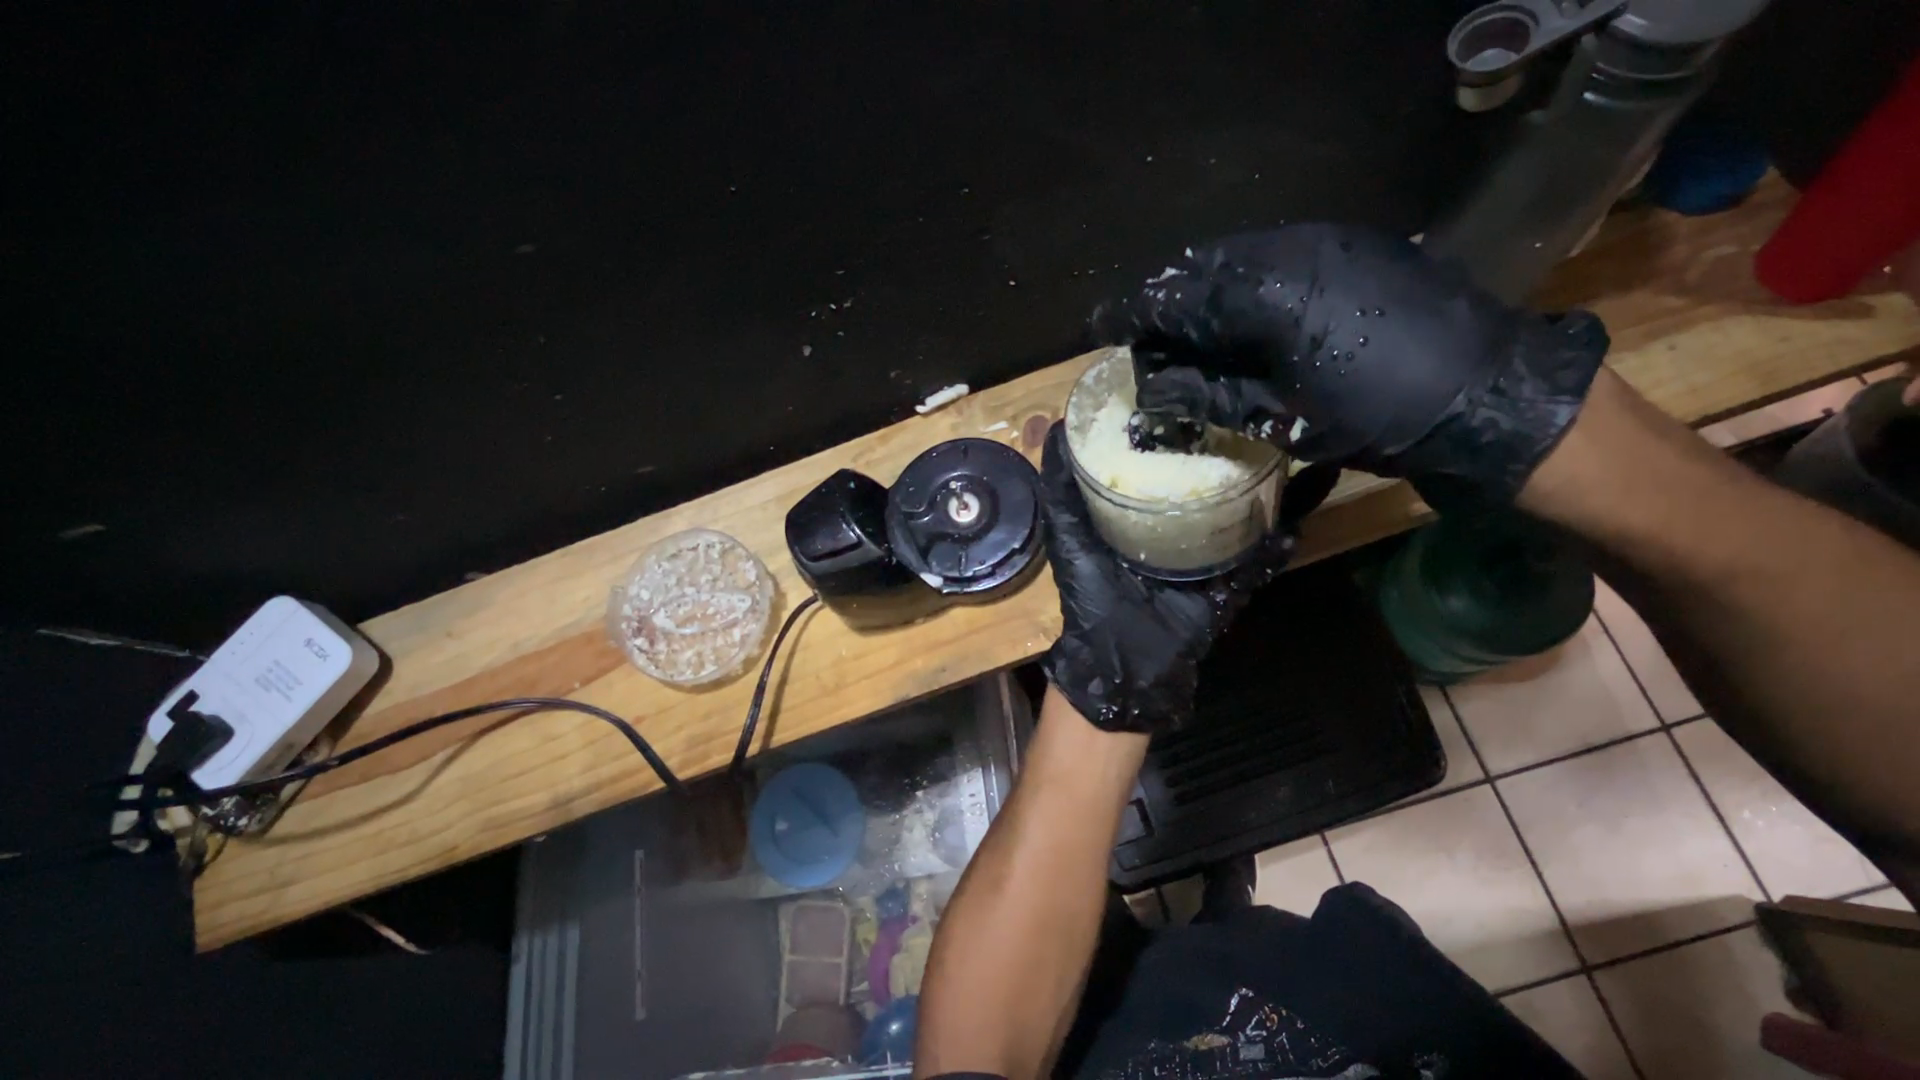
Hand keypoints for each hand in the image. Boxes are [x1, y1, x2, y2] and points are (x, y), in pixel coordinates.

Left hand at [1036, 422, 1336, 731]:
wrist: (1120, 662)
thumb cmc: (1089, 594)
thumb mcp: (1068, 531)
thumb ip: (1060, 486)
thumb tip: (1053, 425)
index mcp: (1144, 512)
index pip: (1168, 461)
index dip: (1181, 428)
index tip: (1200, 385)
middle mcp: (1181, 528)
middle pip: (1214, 482)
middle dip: (1237, 452)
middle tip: (1262, 411)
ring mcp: (1211, 555)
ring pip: (1247, 514)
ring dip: (1273, 489)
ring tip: (1298, 449)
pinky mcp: (1231, 582)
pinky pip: (1262, 557)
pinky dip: (1282, 537)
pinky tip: (1306, 502)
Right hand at [1095, 224, 1610, 501]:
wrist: (1489, 394)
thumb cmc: (1379, 418)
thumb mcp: (1282, 418)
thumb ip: (1207, 395)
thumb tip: (1151, 389)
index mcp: (1264, 296)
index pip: (1174, 296)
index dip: (1132, 314)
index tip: (1102, 330)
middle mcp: (1290, 250)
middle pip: (1201, 266)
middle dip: (1169, 301)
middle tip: (1151, 338)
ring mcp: (1328, 238)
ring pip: (1240, 256)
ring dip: (1209, 290)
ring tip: (1197, 330)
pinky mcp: (1356, 242)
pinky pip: (1280, 254)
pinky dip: (1250, 282)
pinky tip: (1252, 316)